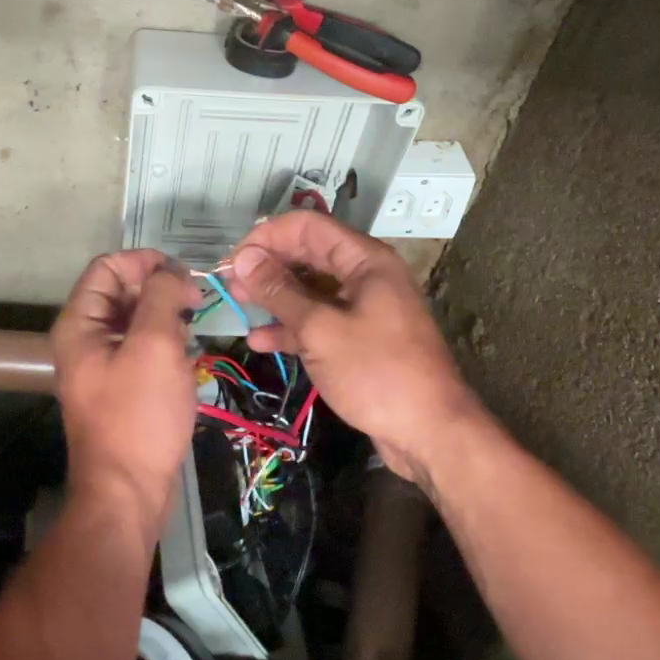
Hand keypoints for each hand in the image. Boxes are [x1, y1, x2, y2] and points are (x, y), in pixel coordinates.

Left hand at [51, 249, 199, 534]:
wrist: (128, 492)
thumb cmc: (139, 415)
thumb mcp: (155, 345)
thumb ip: (162, 296)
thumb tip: (172, 272)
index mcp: (80, 324)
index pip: (108, 267)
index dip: (145, 262)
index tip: (185, 275)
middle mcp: (84, 340)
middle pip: (122, 292)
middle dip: (160, 289)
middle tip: (197, 301)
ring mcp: (102, 367)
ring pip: (136, 322)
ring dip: (167, 317)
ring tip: (196, 328)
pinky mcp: (121, 390)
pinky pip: (143, 351)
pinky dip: (166, 345)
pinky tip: (190, 356)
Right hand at [228, 211, 490, 481]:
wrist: (430, 432)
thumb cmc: (377, 372)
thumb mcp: (320, 329)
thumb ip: (280, 291)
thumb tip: (244, 258)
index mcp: (365, 260)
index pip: (308, 227)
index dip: (267, 237)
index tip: (233, 260)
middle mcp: (366, 277)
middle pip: (308, 256)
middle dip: (268, 266)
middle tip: (229, 284)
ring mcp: (364, 309)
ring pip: (311, 291)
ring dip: (275, 297)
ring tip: (238, 307)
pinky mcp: (359, 340)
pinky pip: (319, 322)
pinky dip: (291, 328)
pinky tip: (261, 341)